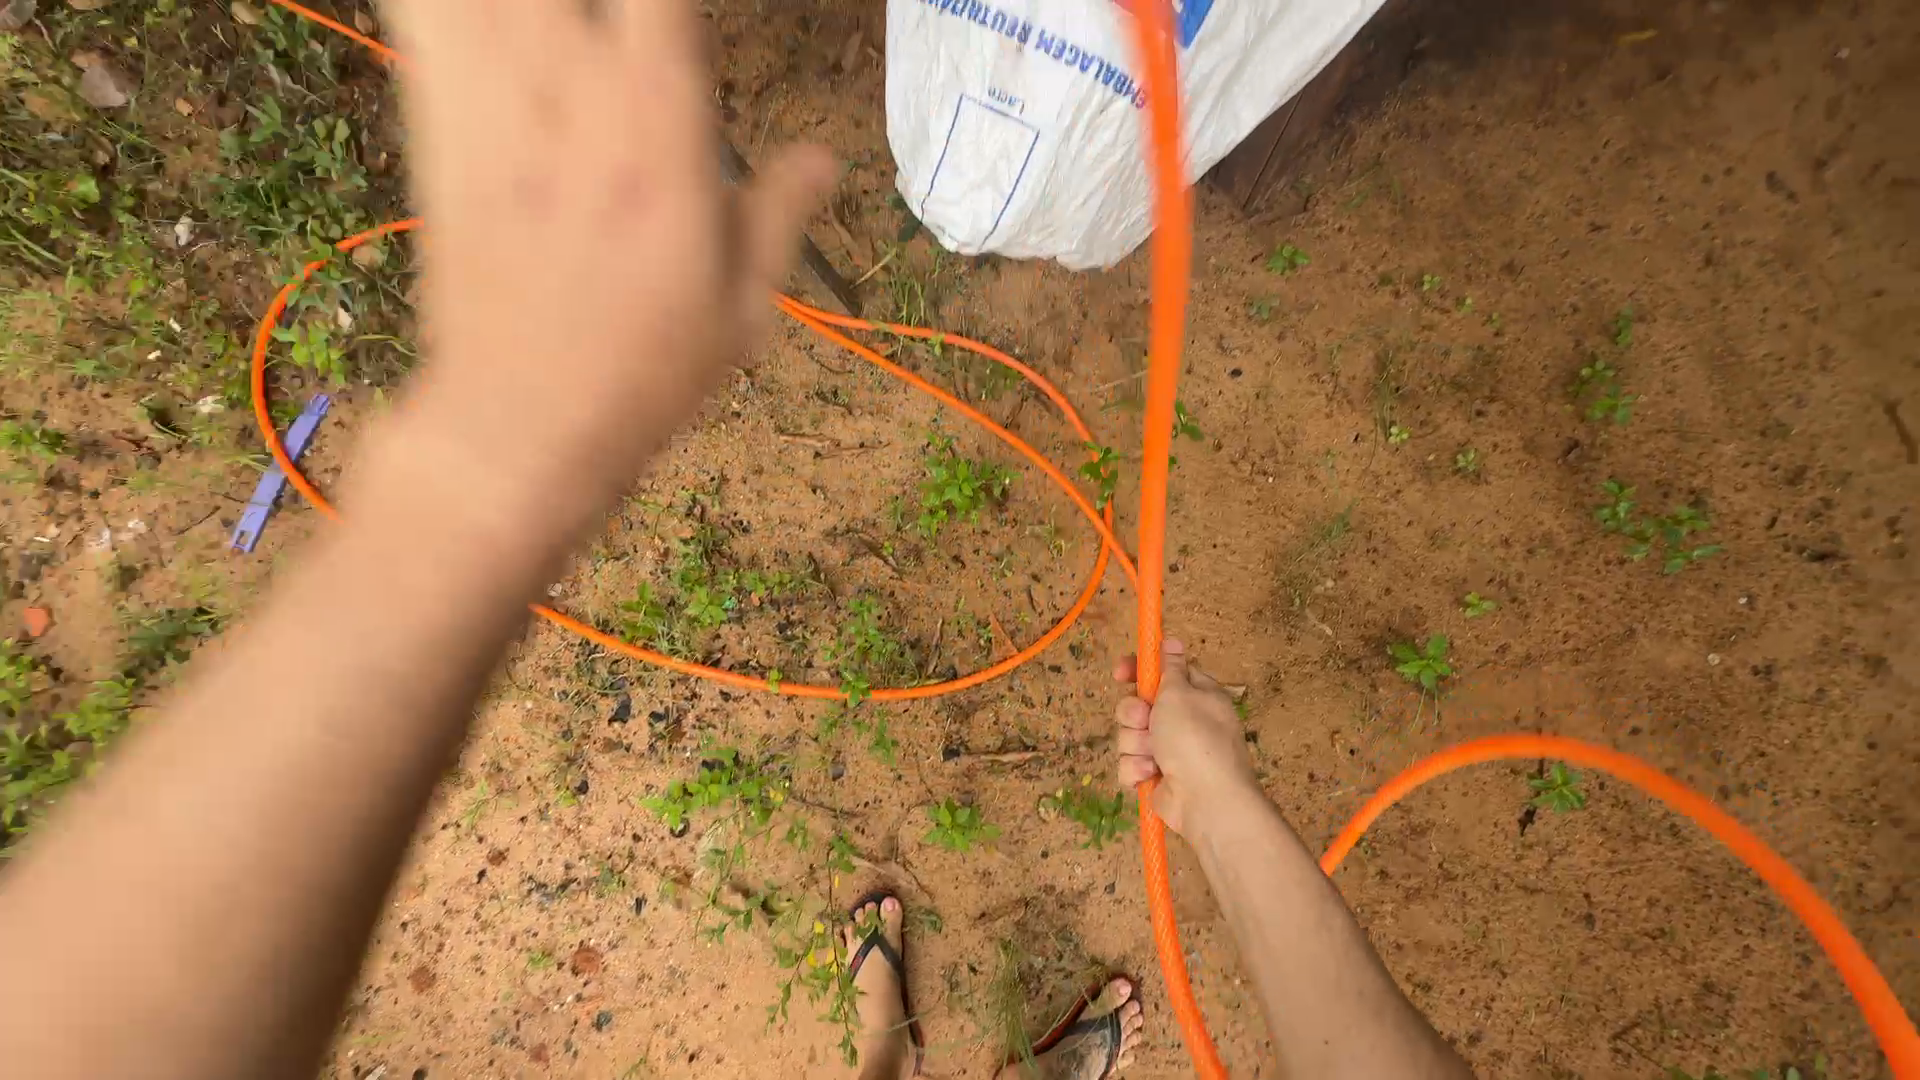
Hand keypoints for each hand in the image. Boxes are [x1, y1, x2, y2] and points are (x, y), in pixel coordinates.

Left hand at [380, 0, 834, 523]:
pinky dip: (436, 4)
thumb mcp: (742, 306)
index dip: (676, 1)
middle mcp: (569, 81)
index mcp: (659, 122)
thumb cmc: (650, 369)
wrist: (527, 414)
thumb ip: (778, 213)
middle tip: (630, 33)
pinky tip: (488, 28)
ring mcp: (488, 91)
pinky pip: (414, 2)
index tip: (689, 24)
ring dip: (531, 4)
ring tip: (570, 34)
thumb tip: (825, 159)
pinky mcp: (432, 117)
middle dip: (619, 4)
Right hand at [1113, 640, 1259, 837]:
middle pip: (1138, 704)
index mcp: (1195, 695)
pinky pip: (1130, 763)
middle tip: (1145, 721)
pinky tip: (1151, 775)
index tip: (1120, 672)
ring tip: (1153, 756)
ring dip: (1136, 744)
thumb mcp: (1180, 692)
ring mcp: (1168, 750)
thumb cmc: (1195, 738)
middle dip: (1133, 714)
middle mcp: (1182, 721)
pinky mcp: (1155, 775)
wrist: (1205, 799)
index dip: (1139, 671)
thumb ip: (1169, 667)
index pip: (1162, 673)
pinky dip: (1137, 769)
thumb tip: (1173, 639)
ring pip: (1130, 735)